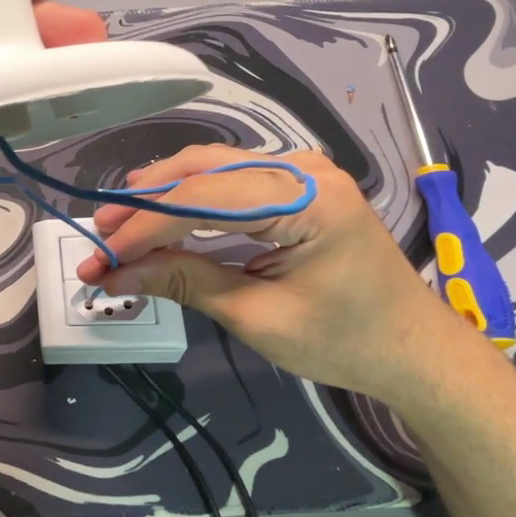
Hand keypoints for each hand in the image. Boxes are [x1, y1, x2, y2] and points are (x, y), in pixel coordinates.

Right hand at [74, 145, 476, 402]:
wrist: (415, 350)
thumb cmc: (346, 341)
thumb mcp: (258, 317)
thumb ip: (185, 282)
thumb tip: (115, 274)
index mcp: (309, 200)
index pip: (204, 199)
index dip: (145, 227)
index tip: (102, 255)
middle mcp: (304, 169)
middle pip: (203, 171)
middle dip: (145, 205)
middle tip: (100, 236)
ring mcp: (301, 170)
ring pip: (210, 166)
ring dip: (160, 196)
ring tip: (118, 225)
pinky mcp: (294, 183)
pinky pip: (228, 178)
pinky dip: (187, 197)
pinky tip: (157, 211)